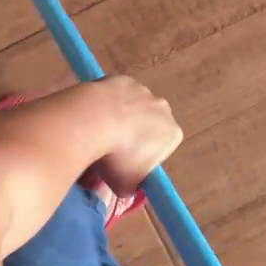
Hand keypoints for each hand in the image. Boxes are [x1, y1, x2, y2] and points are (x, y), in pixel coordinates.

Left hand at [75, 76, 181, 196]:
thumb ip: (130, 187)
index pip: (162, 148)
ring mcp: (141, 90)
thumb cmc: (117, 156)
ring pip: (131, 107)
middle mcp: (162, 108)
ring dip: (119, 117)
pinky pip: (115, 94)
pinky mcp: (120, 77)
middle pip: (148, 124)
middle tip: (111, 149)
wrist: (93, 119)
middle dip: (133, 135)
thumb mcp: (126, 185)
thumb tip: (123, 188)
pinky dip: (106, 102)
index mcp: (172, 133)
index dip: (144, 157)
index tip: (126, 164)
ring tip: (98, 131)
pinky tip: (92, 113)